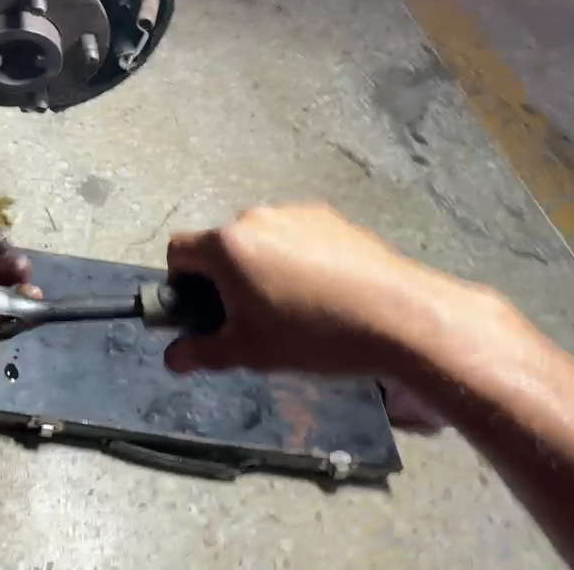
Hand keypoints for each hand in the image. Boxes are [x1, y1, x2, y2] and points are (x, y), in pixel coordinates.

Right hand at [163, 201, 476, 378]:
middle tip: (253, 316)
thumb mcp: (250, 353)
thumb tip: (172, 359)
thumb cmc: (313, 334)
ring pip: (260, 239)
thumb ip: (203, 353)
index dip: (181, 281)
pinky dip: (298, 256)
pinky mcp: (328, 216)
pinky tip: (326, 290)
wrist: (401, 316)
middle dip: (227, 277)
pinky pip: (295, 234)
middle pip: (221, 245)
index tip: (205, 310)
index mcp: (225, 245)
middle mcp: (252, 218)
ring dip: (263, 264)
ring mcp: (292, 213)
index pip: (178, 250)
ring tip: (297, 305)